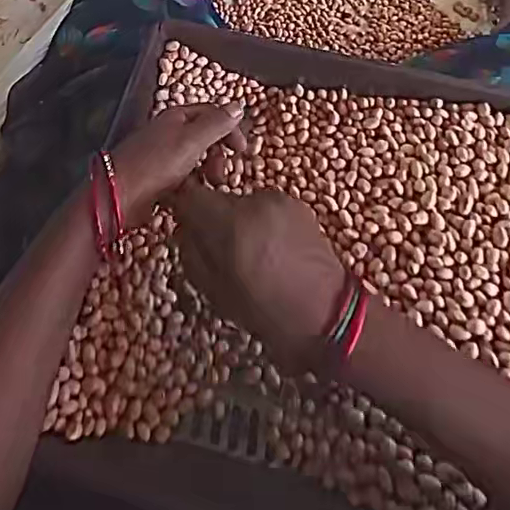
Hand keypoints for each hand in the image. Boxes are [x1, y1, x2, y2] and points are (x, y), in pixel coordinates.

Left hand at [108, 104, 247, 224]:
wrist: (119, 195)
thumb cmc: (155, 164)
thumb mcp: (191, 140)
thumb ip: (216, 123)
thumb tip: (238, 106)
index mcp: (177, 117)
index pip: (213, 114)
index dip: (230, 129)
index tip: (242, 151)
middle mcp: (169, 132)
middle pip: (206, 137)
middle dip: (219, 155)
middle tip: (220, 176)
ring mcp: (162, 154)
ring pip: (197, 159)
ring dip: (208, 172)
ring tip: (209, 187)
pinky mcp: (158, 176)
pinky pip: (185, 176)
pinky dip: (194, 183)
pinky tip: (194, 195)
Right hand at [172, 180, 350, 373]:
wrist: (327, 315)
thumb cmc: (265, 310)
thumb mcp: (215, 290)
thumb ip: (191, 252)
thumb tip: (183, 228)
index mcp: (229, 223)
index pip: (189, 195)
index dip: (182, 209)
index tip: (183, 224)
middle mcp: (253, 201)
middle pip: (217, 199)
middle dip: (214, 220)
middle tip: (222, 253)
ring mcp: (278, 200)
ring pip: (242, 203)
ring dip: (240, 221)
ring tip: (253, 255)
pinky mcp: (296, 204)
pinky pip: (265, 208)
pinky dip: (262, 222)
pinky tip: (274, 250)